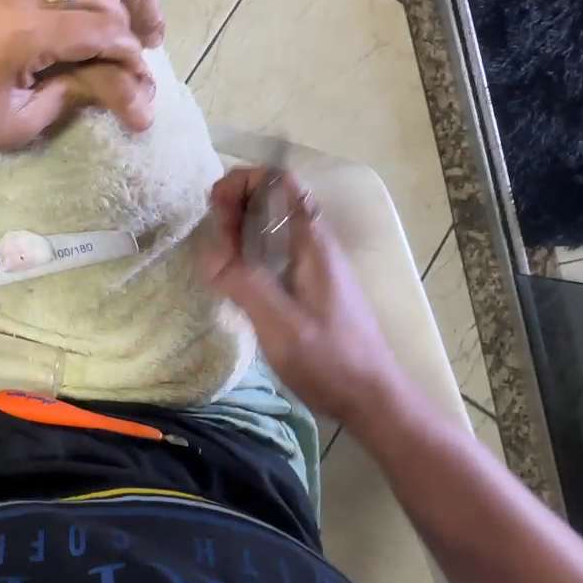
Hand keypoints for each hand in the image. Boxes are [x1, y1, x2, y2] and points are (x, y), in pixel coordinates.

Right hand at [0, 0, 171, 47]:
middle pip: (96, 16)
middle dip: (112, 32)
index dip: (146, 19)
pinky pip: (4, 22)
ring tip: (82, 43)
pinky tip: (33, 39)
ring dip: (73, 41)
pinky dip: (23, 30)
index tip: (152, 38)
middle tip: (117, 40)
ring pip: (53, 30)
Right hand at [199, 167, 400, 420]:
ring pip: (267, 224)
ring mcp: (311, 263)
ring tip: (216, 261)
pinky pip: (270, 249)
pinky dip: (246, 252)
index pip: (277, 181)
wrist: (375, 401)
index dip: (241, 183)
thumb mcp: (282, 326)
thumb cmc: (332, 361)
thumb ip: (244, 284)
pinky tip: (232, 279)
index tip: (215, 214)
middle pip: (268, 197)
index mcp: (311, 241)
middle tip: (212, 244)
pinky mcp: (306, 284)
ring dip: (237, 230)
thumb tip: (207, 253)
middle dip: (233, 206)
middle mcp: (312, 242)